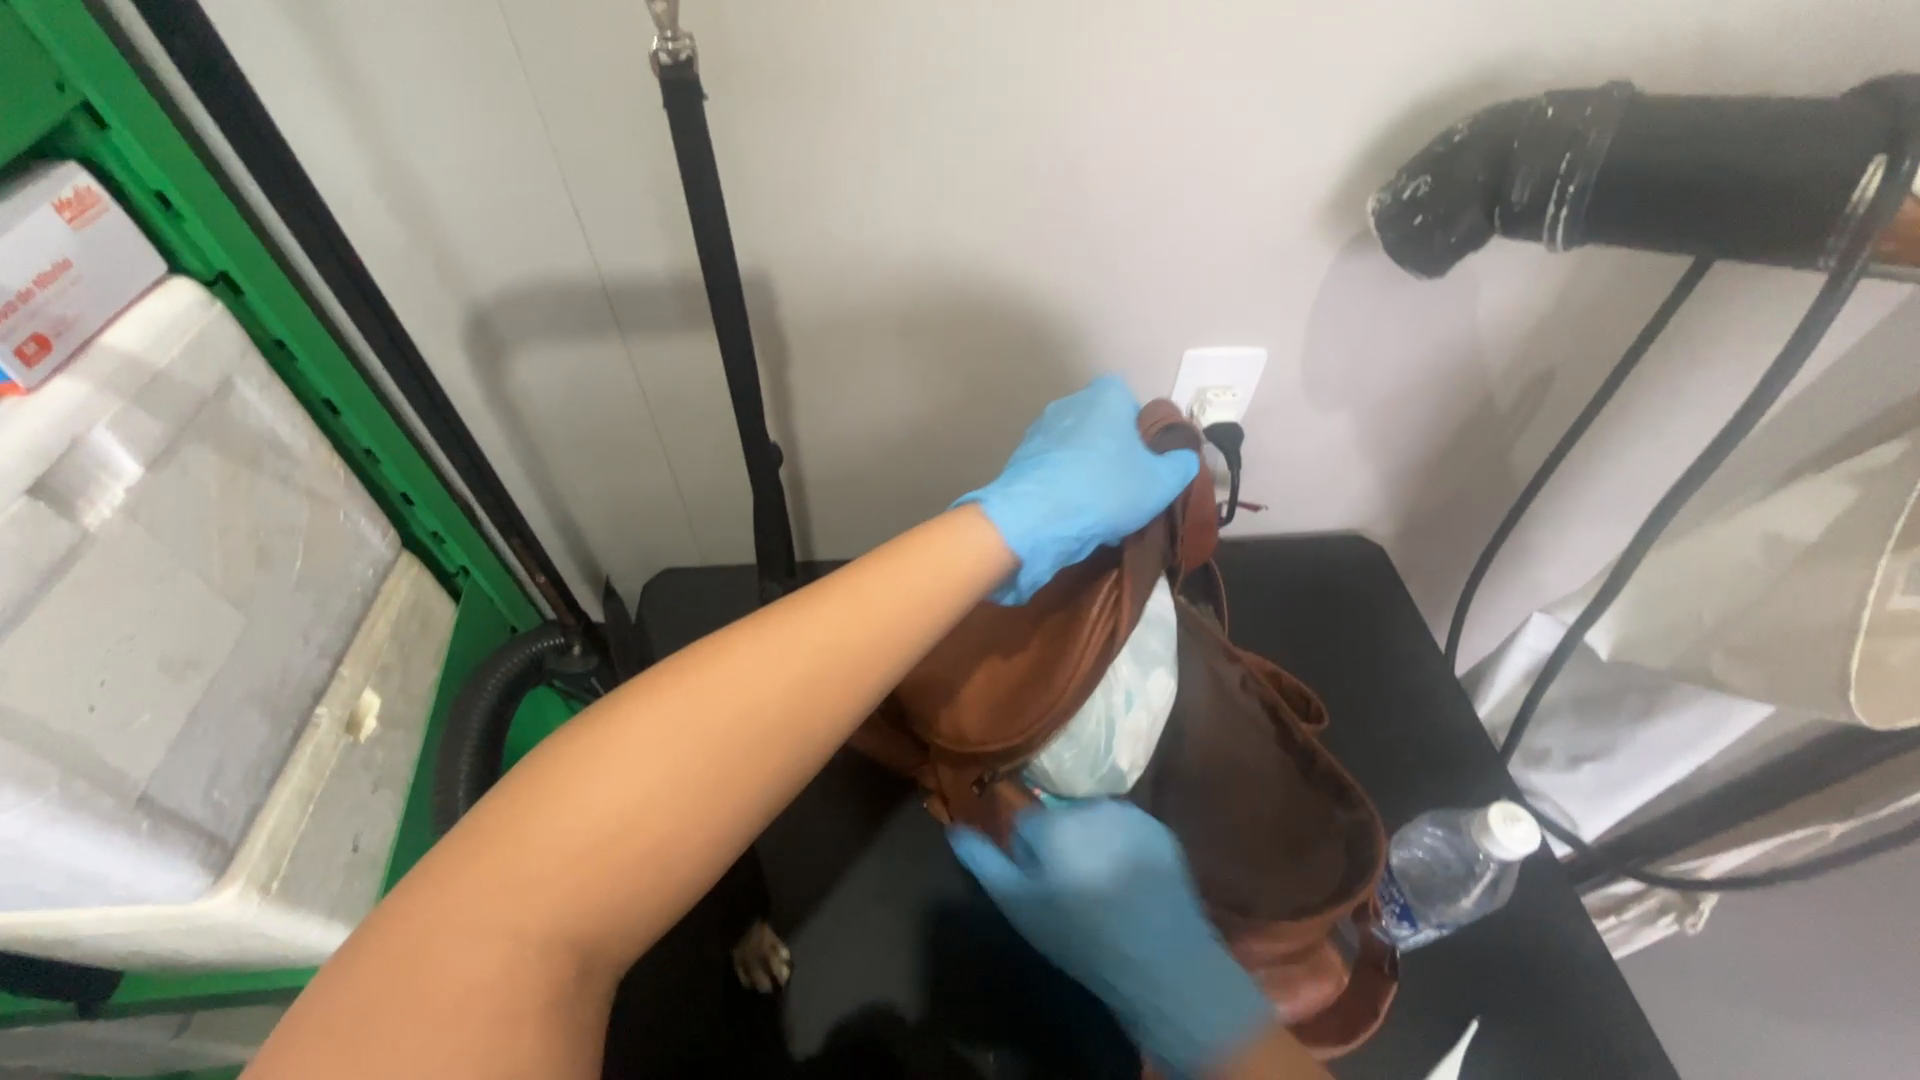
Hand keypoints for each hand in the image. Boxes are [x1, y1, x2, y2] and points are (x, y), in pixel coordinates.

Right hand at [948, 801, 1272, 1078]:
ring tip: (1103, 888)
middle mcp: (1090, 806)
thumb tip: (953, 827)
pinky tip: (1130, 882)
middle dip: (1060, 845)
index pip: (1024, 825)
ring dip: (1091, 842)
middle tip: (1072, 891)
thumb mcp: (1018, 907)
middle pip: (1060, 818)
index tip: (1041, 889)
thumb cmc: (1079, 938)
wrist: (1160, 962)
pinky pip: (1127, 828)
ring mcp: (1130, 814)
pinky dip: (1123, 845)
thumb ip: (984, 861)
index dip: (1028, 857)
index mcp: (1052, 823)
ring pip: (1094, 820)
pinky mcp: (1160, 829)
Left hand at [956, 376, 1199, 603]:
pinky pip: (1052, 469)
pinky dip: (1062, 485)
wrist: (1035, 520)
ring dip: (1085, 469)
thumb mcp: (1161, 483)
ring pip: (1073, 448)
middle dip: (1111, 449)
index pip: (1126, 397)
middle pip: (1098, 423)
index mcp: (1104, 397)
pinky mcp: (1019, 460)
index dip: (1138, 426)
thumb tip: (1183, 457)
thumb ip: (1180, 465)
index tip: (1145, 457)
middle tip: (1125, 483)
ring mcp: (1038, 432)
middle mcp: (1067, 405)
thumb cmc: (1106, 490)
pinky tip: (1071, 513)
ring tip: (1097, 505)